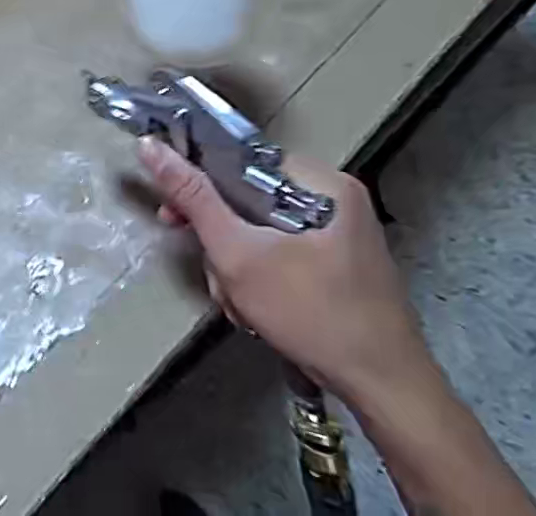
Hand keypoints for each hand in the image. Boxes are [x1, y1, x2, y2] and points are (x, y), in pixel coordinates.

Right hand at [137, 139, 439, 404]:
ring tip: (235, 298)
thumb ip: (192, 196)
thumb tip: (149, 145)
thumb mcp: (237, 252)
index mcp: (322, 183)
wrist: (386, 391)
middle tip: (208, 265)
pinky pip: (279, 248)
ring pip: (259, 227)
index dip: (199, 182)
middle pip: (247, 196)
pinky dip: (257, 272)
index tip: (173, 211)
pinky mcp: (337, 262)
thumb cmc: (311, 313)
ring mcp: (339, 233)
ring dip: (234, 261)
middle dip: (219, 236)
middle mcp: (335, 199)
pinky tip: (253, 304)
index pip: (240, 159)